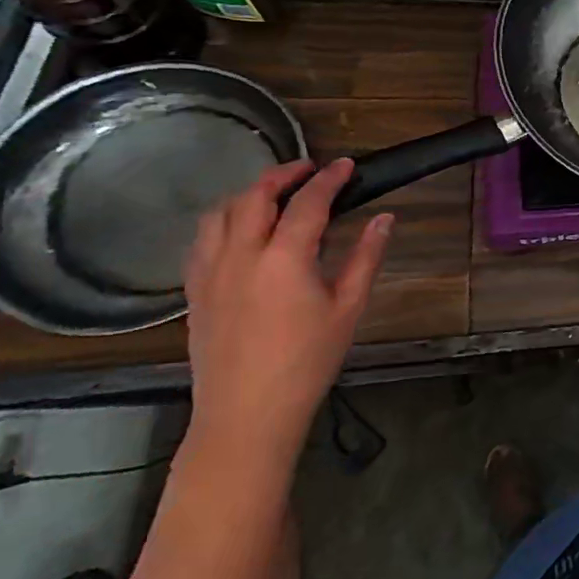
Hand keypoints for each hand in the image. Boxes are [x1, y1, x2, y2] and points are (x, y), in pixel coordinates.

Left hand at [182, 158, 393, 457]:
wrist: (247, 413)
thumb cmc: (308, 363)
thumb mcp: (348, 309)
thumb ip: (366, 257)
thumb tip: (384, 218)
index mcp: (284, 257)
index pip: (309, 202)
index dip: (329, 179)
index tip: (346, 165)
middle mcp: (241, 253)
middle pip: (256, 195)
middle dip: (283, 174)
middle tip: (308, 170)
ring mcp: (210, 270)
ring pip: (221, 211)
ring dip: (249, 193)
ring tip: (273, 195)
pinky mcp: (194, 288)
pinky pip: (202, 238)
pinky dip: (223, 220)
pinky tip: (239, 231)